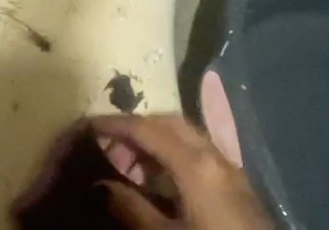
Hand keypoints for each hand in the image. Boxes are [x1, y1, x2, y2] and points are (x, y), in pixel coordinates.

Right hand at [87, 115, 273, 229]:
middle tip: (111, 146)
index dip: (112, 124)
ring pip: (188, 135)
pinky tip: (166, 178)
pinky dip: (177, 153)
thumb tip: (99, 185)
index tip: (87, 126)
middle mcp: (214, 157)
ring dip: (158, 139)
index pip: (144, 128)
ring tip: (134, 165)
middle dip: (137, 127)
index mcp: (194, 165)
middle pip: (168, 122)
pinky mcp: (241, 189)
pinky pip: (203, 153)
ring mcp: (232, 171)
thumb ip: (131, 207)